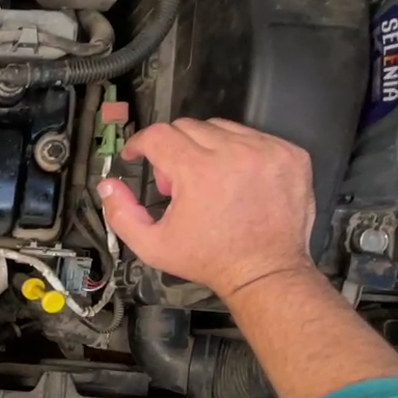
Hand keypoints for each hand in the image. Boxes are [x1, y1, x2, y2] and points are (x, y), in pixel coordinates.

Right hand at [98, 118, 316, 302]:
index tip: (136, 154)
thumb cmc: (209, 259)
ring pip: (220, 127)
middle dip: (171, 149)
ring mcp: (267, 150)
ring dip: (204, 147)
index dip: (139, 143)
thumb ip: (121, 213)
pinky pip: (252, 136)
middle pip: (187, 126)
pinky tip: (232, 179)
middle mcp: (235, 153)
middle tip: (173, 180)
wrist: (265, 270)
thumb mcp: (151, 245)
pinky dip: (236, 151)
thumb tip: (107, 185)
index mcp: (199, 172)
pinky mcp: (290, 154)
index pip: (158, 135)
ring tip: (205, 180)